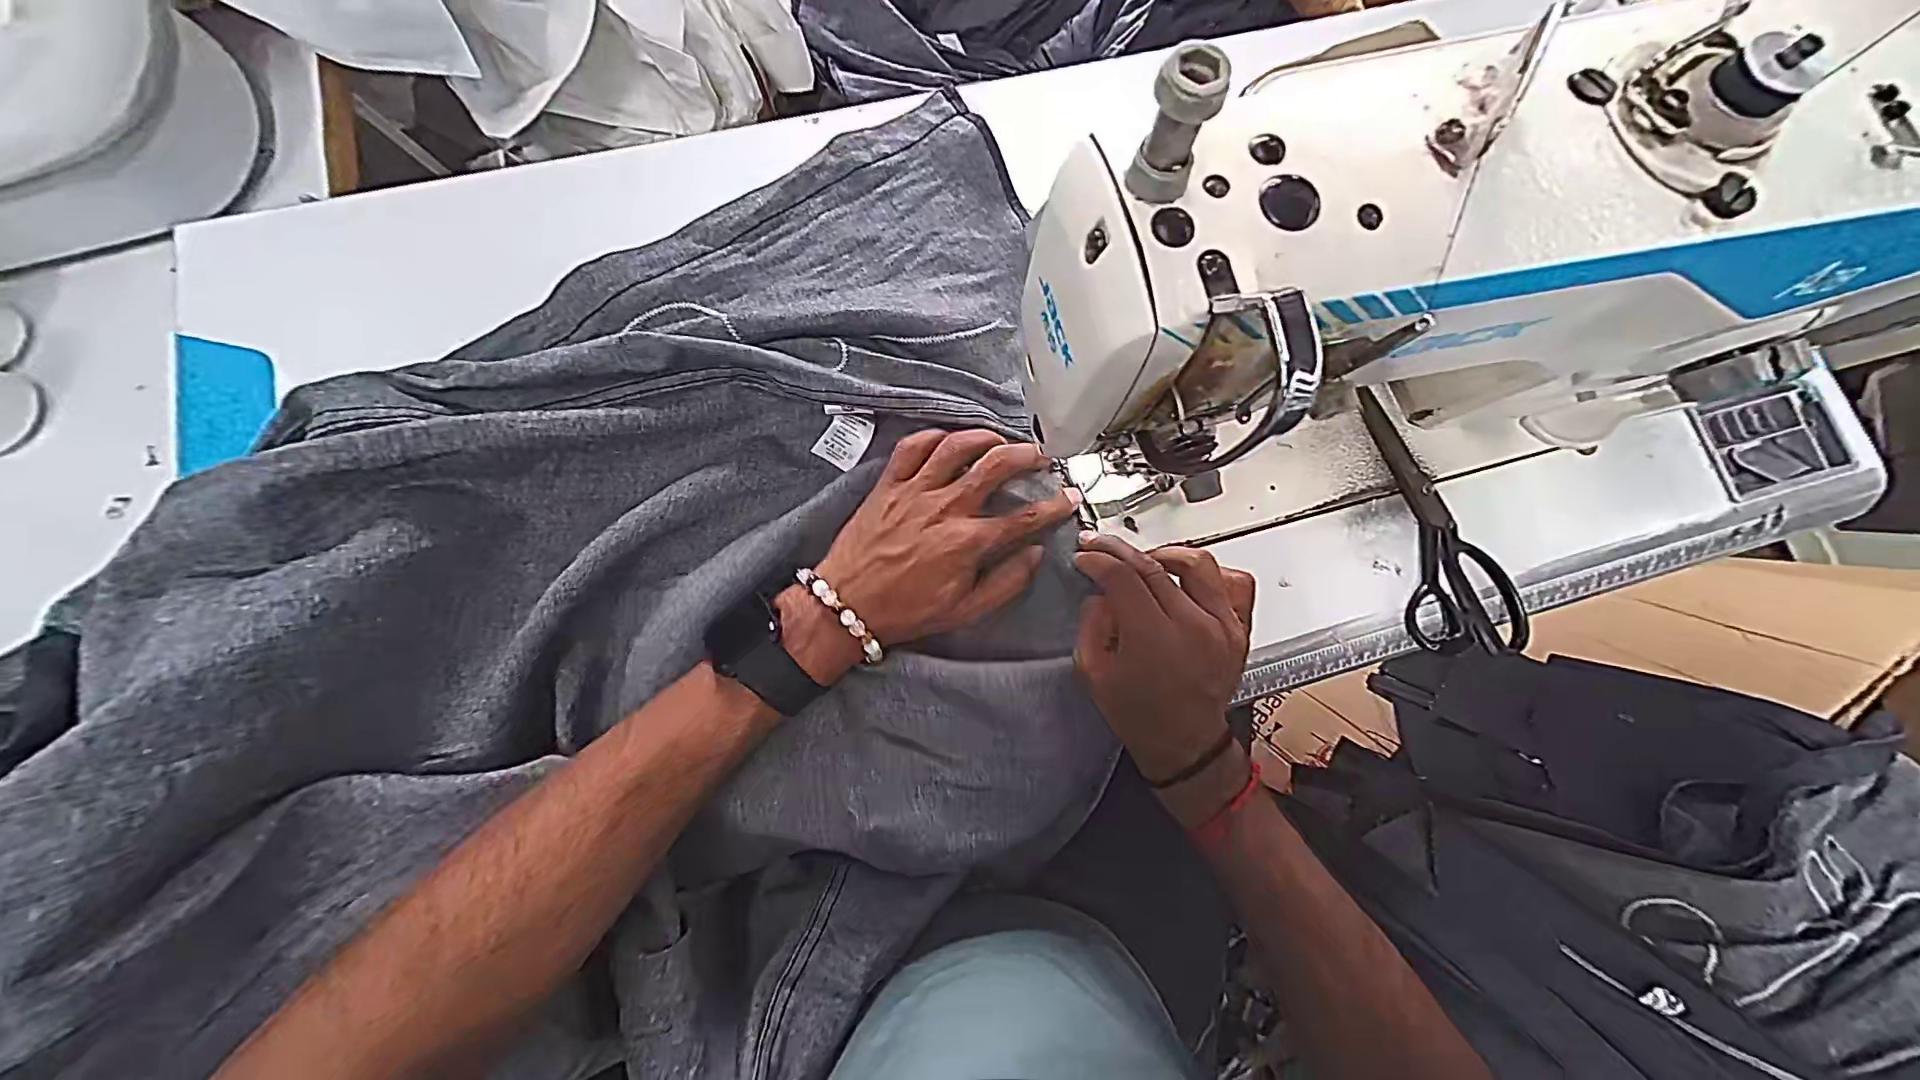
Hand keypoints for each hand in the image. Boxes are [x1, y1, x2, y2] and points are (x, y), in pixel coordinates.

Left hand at [811, 428, 1080, 650]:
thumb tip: (1034, 556)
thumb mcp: (965, 611)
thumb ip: (1006, 583)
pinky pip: (911, 447)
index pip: (1024, 517)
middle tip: (1039, 458)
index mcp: (967, 542)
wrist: (848, 606)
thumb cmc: (904, 611)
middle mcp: (944, 509)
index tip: (1067, 498)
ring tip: (1000, 440)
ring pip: (956, 447)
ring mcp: (914, 493)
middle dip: (1026, 456)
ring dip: (984, 437)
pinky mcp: (888, 486)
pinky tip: (947, 440)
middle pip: (996, 466)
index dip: (1054, 506)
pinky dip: (933, 437)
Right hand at [1073, 534, 1255, 823]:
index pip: (1123, 576)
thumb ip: (1091, 624)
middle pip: (1153, 565)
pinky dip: (1211, 572)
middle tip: (1102, 549)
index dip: (1097, 560)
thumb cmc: (1141, 715)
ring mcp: (1221, 626)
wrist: (1185, 743)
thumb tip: (1100, 592)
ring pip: (1195, 562)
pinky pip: (1234, 582)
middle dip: (1119, 551)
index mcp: (1153, 639)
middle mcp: (1193, 627)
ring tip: (1145, 560)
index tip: (1085, 557)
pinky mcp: (1238, 629)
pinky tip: (1188, 577)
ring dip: (1163, 554)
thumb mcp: (1093, 673)